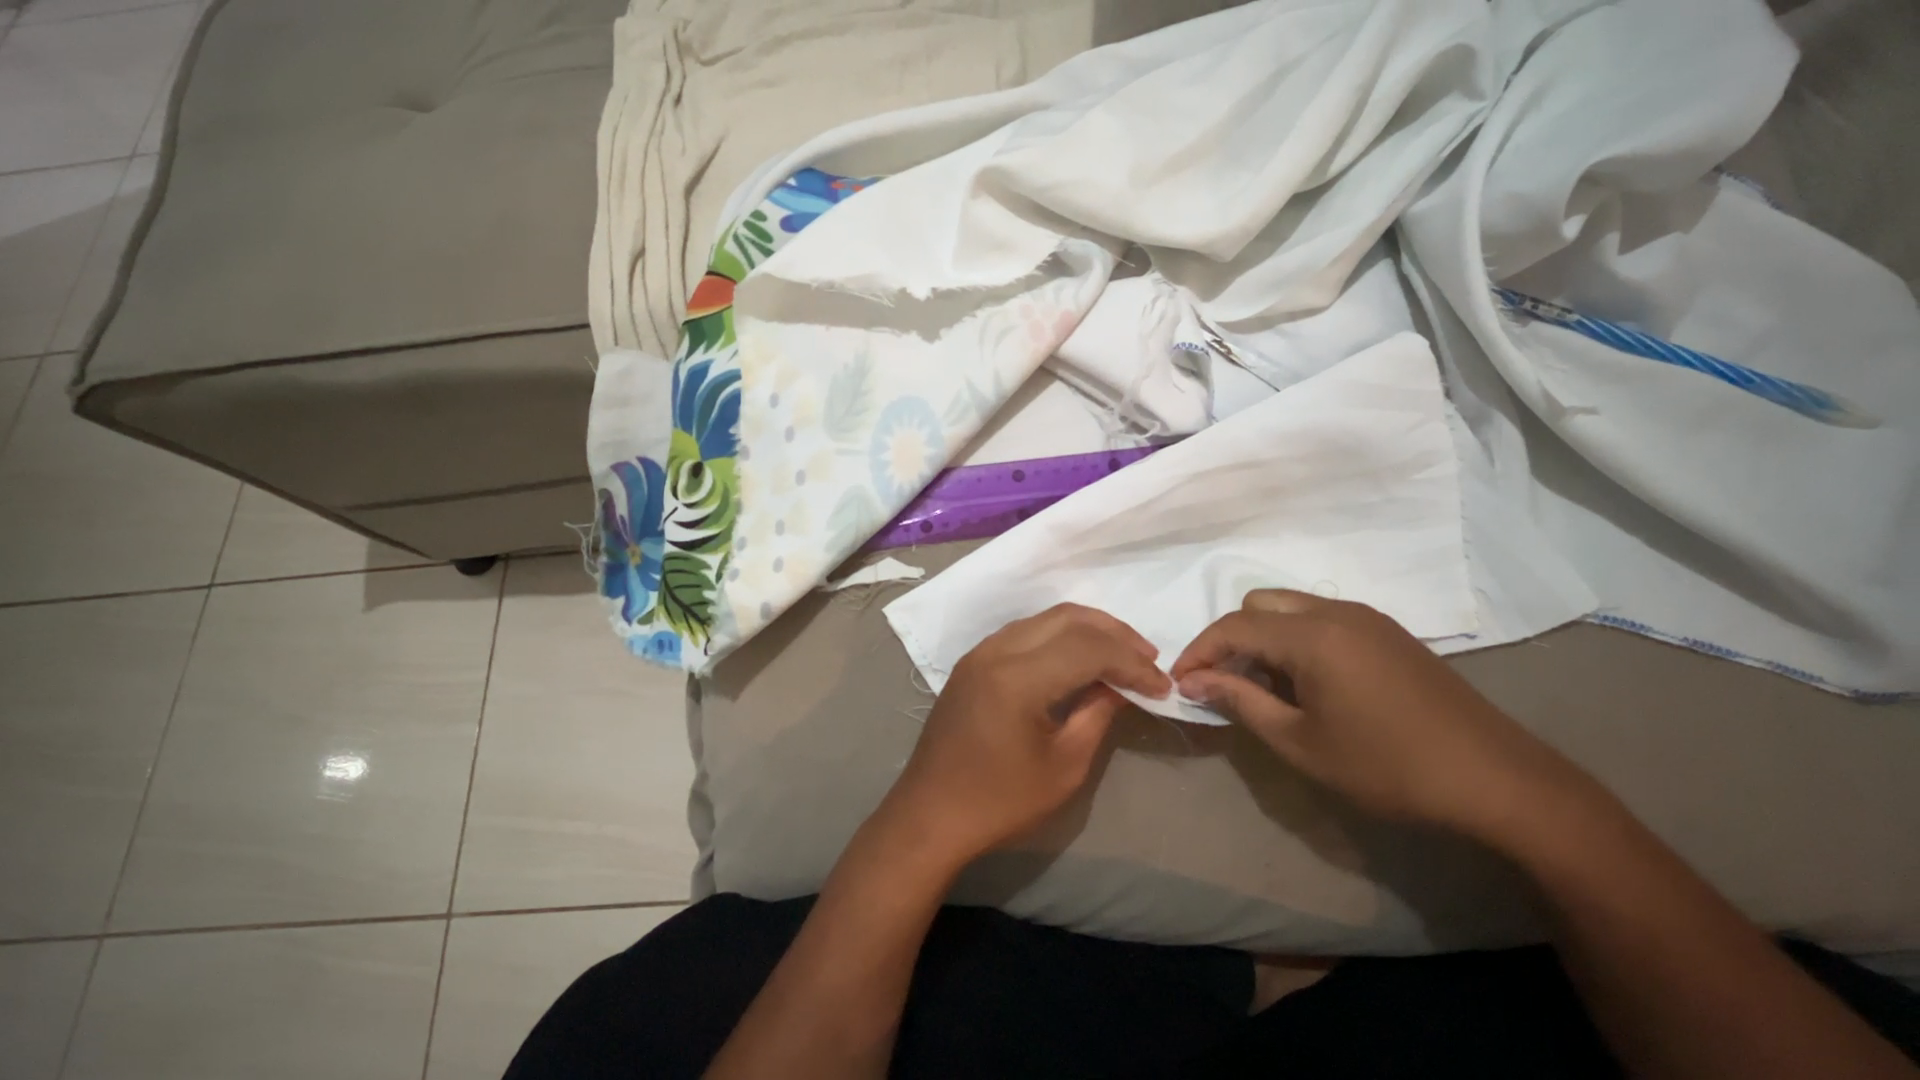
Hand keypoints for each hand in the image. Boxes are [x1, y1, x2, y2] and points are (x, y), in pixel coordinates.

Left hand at [880, 604, 1172, 866]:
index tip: (1162, 686)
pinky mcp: (971, 664)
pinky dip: (1058, 636)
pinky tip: (1079, 659)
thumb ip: (1097, 715)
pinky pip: (1024, 632)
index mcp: (1017, 678)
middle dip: (1114, 633)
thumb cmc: (1000, 802)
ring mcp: (979, 654)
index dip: (1132, 663)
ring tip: (1121, 655)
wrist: (930, 817)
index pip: (1089, 648)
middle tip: (1148, 659)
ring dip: (1087, 630)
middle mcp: (996, 652)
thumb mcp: (1064, 766)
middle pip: (1067, 618)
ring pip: (1044, 619)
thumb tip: (1121, 686)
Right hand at [1172, 590, 1592, 844]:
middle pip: (1261, 604)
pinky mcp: (1391, 634)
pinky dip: (1298, 640)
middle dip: (1231, 638)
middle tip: (1225, 685)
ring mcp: (1369, 619)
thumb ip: (1241, 702)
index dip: (1198, 653)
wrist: (1494, 779)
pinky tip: (1309, 686)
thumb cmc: (1387, 766)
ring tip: (1264, 689)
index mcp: (1312, 635)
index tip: (1179, 684)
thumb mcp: (1301, 743)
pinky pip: (1324, 619)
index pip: (1233, 627)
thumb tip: (1194, 680)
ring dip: (1265, 638)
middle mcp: (1337, 612)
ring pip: (1293, 608)